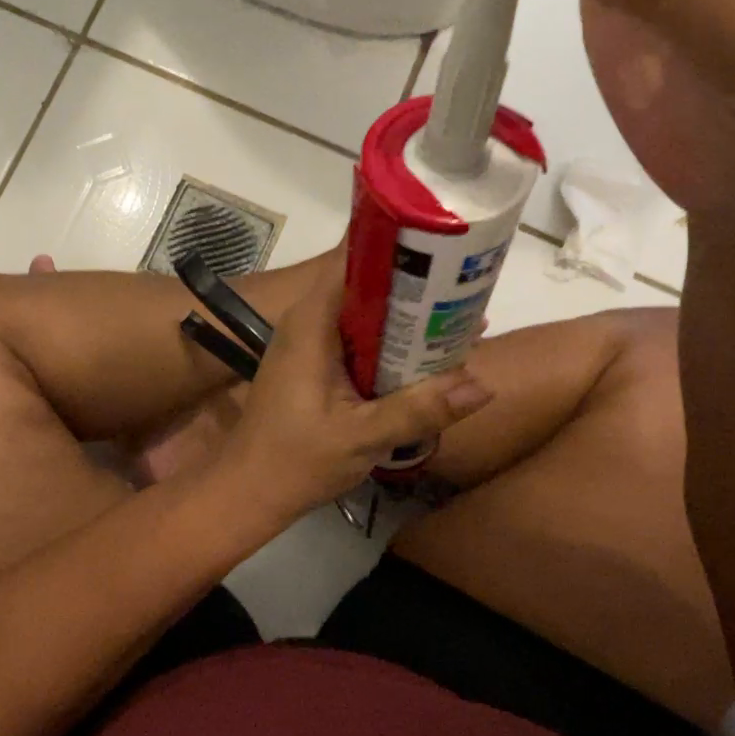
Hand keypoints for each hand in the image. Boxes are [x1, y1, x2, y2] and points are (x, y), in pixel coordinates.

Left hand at [213, 260, 492, 518]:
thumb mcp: (364, 436)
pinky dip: (391, 344)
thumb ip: (421, 408)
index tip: (442, 247)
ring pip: (365, 315)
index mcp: (311, 322)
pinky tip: (429, 356)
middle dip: (414, 288)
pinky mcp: (316, 364)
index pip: (353, 263)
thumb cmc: (297, 458)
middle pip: (365, 287)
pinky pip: (358, 340)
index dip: (396, 251)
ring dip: (406, 319)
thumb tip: (483, 384)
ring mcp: (310, 342)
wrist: (251, 488)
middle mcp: (308, 321)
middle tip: (468, 287)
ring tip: (462, 317)